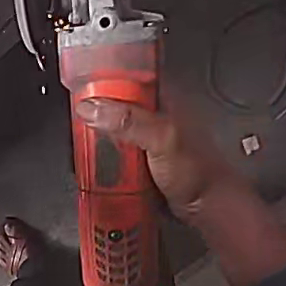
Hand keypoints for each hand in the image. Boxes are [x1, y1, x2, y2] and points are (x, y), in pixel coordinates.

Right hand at [76, 97, 285, 285]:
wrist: (207, 209)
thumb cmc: (197, 171)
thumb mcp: (162, 139)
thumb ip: (129, 121)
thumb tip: (91, 108)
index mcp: (165, 98)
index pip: (129, 76)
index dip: (104, 77)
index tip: (80, 86)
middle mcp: (154, 114)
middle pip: (114, 104)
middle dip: (93, 113)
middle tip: (78, 123)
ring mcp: (146, 138)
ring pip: (111, 129)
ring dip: (95, 137)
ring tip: (81, 144)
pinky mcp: (139, 159)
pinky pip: (112, 152)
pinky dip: (100, 156)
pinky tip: (92, 161)